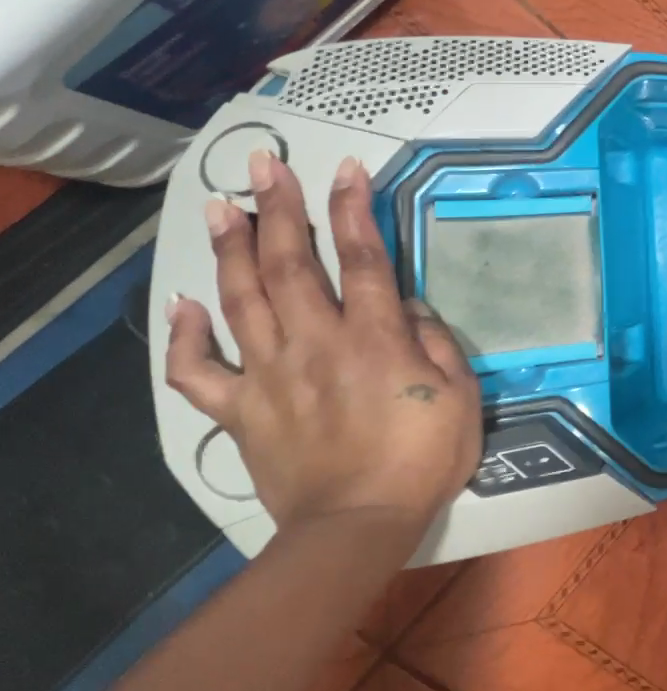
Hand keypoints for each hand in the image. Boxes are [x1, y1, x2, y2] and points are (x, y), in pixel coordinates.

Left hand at [164, 151, 480, 540]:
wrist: (358, 524)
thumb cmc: (424, 456)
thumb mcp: (459, 393)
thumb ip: (435, 342)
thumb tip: (409, 309)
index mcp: (376, 337)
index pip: (364, 258)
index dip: (354, 210)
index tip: (347, 170)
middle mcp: (317, 343)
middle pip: (291, 265)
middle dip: (280, 210)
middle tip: (266, 167)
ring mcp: (270, 375)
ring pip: (241, 300)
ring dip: (231, 249)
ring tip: (222, 207)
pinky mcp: (240, 409)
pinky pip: (198, 369)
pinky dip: (184, 334)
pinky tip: (184, 302)